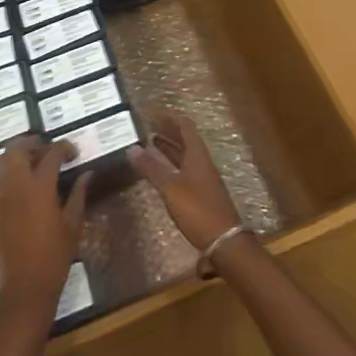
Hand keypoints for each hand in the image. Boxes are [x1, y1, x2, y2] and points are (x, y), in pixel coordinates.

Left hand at [0, 138, 91, 315]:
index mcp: (40, 186)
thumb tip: (87, 174)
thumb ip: (78, 194)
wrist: (26, 284)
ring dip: (16, 154)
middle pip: (19, 148)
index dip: (63, 148)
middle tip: (49, 150)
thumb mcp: (73, 224)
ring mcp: (0, 193)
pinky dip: (3, 173)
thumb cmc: (55, 255)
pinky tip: (15, 182)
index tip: (74, 151)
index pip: (51, 154)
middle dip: (34, 144)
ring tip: (32, 161)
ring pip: (2, 159)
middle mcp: (16, 183)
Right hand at [128, 112, 240, 251]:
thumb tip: (131, 148)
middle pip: (186, 140)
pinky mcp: (201, 194)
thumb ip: (151, 167)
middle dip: (168, 131)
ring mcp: (203, 179)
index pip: (186, 127)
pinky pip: (184, 170)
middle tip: (148, 126)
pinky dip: (171, 164)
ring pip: (185, 156)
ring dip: (169, 147)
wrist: (224, 242)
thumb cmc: (197, 210)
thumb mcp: (170, 188)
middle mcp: (202, 164)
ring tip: (151, 143)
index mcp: (197, 156)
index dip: (171, 118)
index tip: (153, 113)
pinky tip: (160, 170)